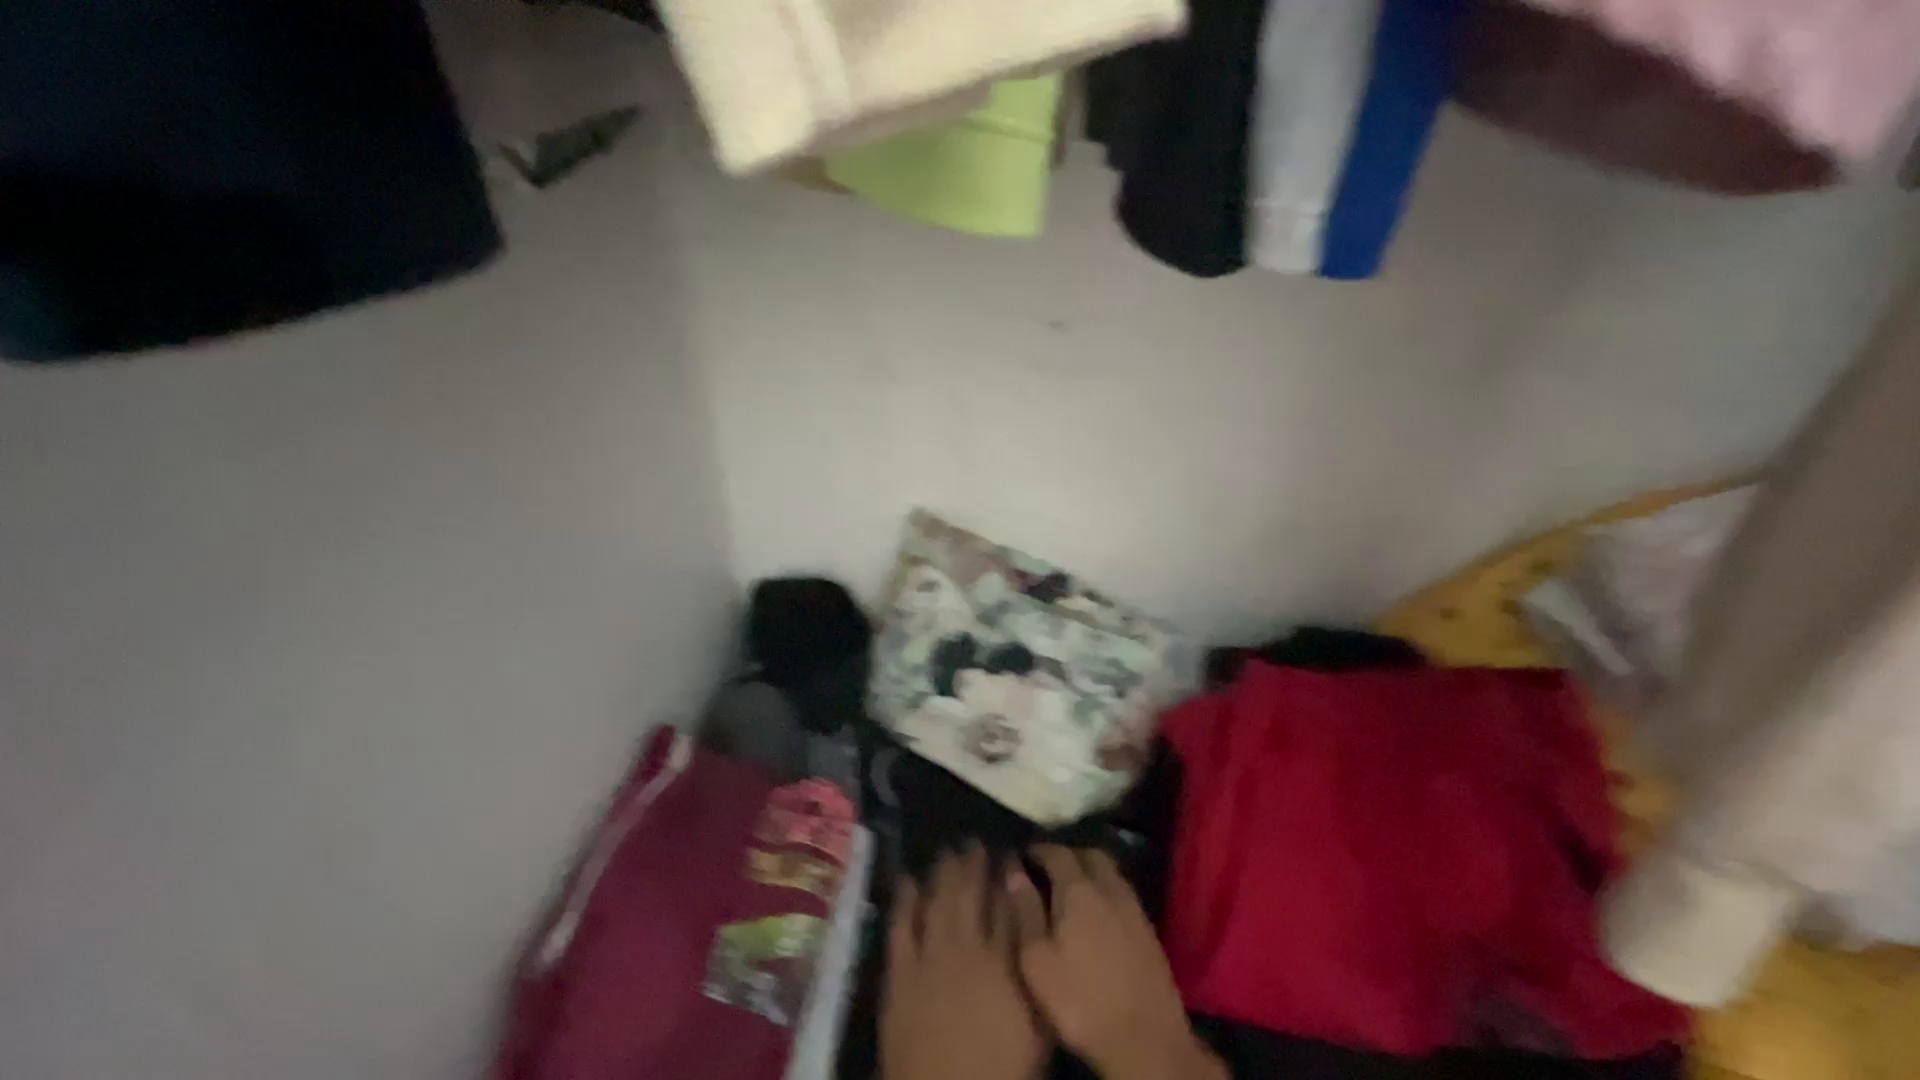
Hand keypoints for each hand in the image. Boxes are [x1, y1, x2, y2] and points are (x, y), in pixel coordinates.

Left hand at [881, 846, 1050, 1079]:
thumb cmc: (1000, 1067)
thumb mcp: (1035, 1025)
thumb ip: (1035, 975)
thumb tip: (1036, 937)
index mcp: (1004, 961)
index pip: (1007, 905)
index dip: (1007, 877)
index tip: (1007, 854)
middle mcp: (967, 948)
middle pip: (970, 894)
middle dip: (973, 865)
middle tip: (974, 842)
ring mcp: (929, 957)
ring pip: (937, 901)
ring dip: (942, 874)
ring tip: (947, 852)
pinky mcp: (900, 972)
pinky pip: (902, 925)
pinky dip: (905, 899)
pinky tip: (908, 880)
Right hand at [1007, 846, 1225, 1079]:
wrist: (1143, 1037)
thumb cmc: (1079, 998)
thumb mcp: (1036, 959)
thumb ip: (1024, 910)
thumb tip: (1013, 871)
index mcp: (1078, 890)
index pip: (1057, 852)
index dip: (1038, 850)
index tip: (1022, 856)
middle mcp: (1110, 888)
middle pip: (1090, 854)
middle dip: (1068, 855)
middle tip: (1047, 869)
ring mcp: (1134, 908)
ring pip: (1111, 873)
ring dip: (1090, 871)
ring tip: (1070, 890)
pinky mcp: (1149, 930)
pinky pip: (1123, 894)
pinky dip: (1106, 892)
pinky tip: (1097, 914)